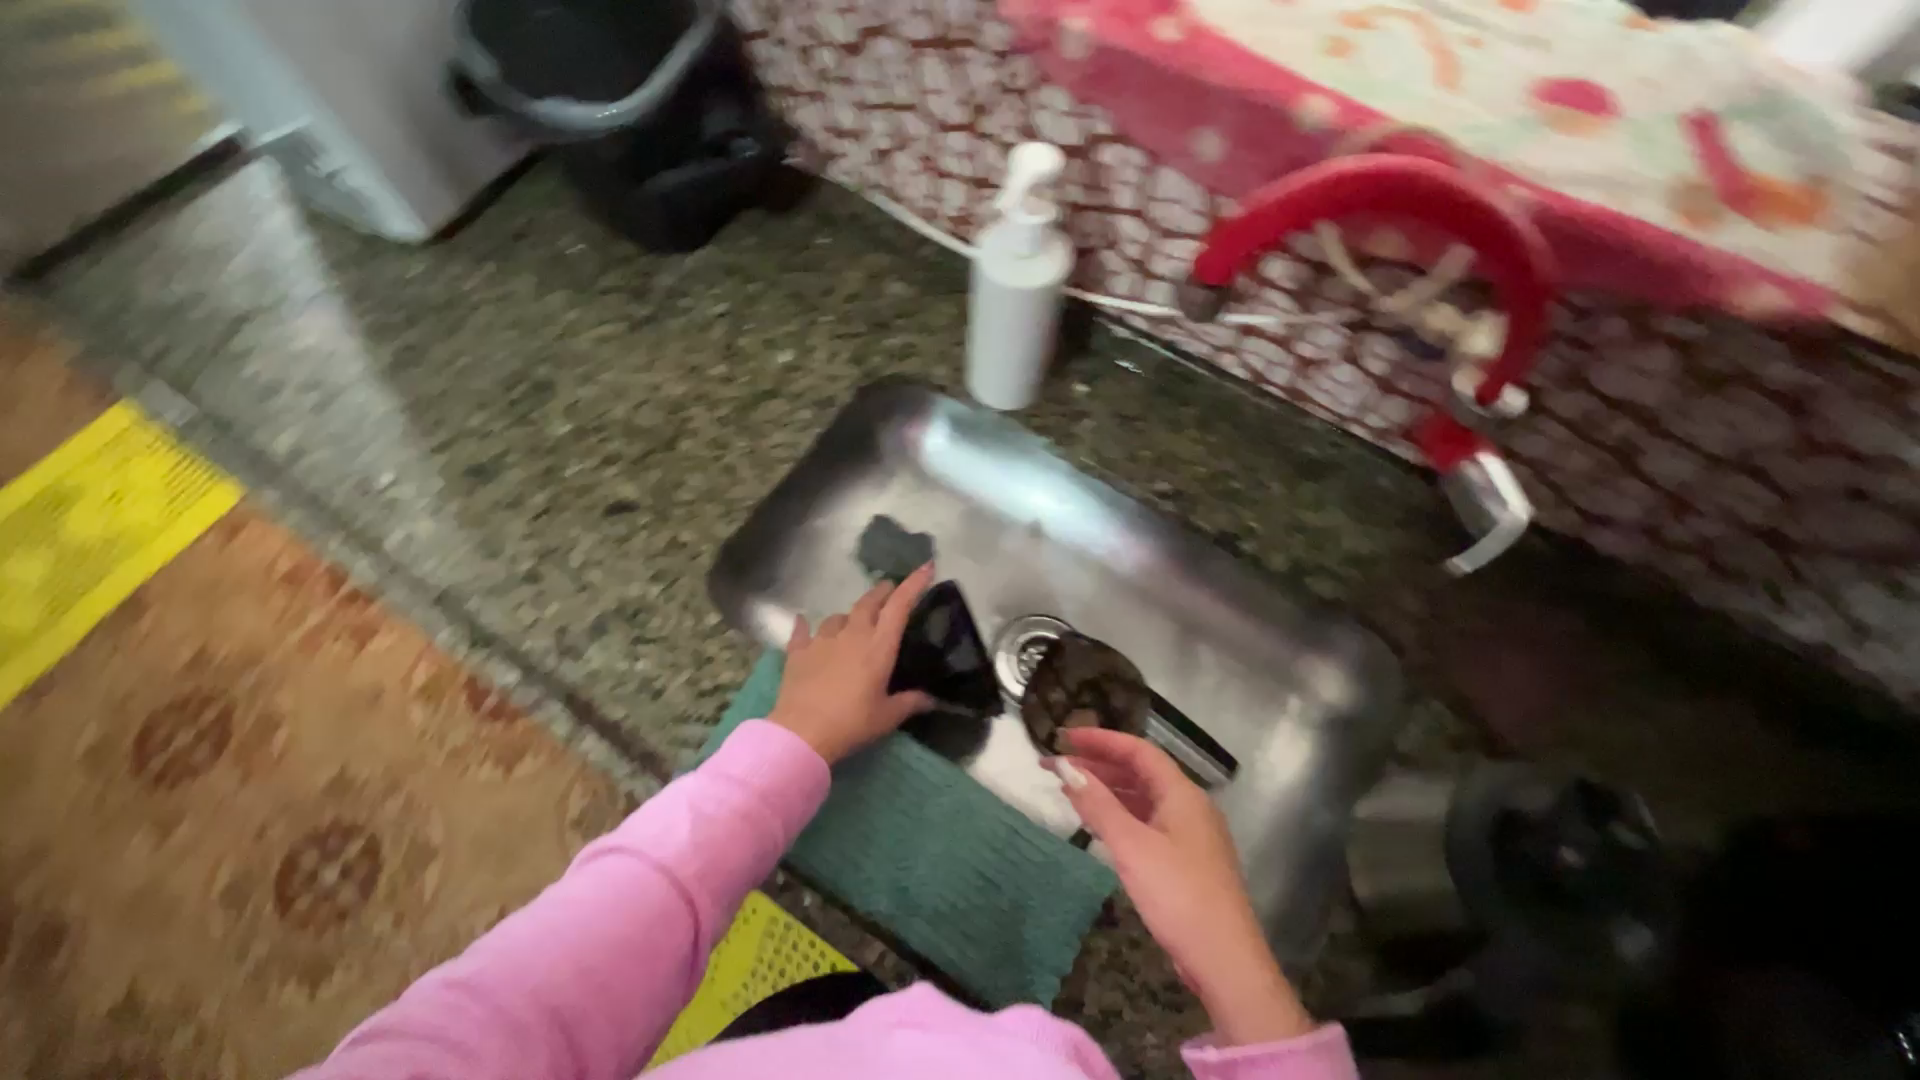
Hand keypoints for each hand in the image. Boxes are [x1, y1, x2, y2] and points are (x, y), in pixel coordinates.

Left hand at [768, 564, 937, 764]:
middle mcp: (852, 635)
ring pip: (838, 617)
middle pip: (868, 603)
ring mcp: (822, 641)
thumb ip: (910, 703)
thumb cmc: (852, 723)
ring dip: (848, 616)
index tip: (925, 567)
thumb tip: (931, 699)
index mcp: (879, 646)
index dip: (914, 584)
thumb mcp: (887, 717)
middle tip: (889, 590)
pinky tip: (803, 622)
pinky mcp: (798, 652)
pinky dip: (806, 626)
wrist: (802, 732)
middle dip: (882, 592)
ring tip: (852, 622)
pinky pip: (803, 631)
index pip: (899, 606)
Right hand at [1050, 728, 1315, 1045]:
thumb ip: (1098, 806)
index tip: (1065, 736)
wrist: (1225, 960)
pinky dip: (1121, 816)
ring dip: (1108, 791)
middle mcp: (1190, 807)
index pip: (1139, 751)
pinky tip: (1099, 825)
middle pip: (1141, 772)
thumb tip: (1068, 768)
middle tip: (1058, 766)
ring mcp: (1190, 835)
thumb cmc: (1178, 895)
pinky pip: (1148, 822)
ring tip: (1070, 790)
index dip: (1101, 740)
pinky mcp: (1186, 860)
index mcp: (1182, 795)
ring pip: (1144, 799)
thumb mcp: (1132, 847)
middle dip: (1099, 765)